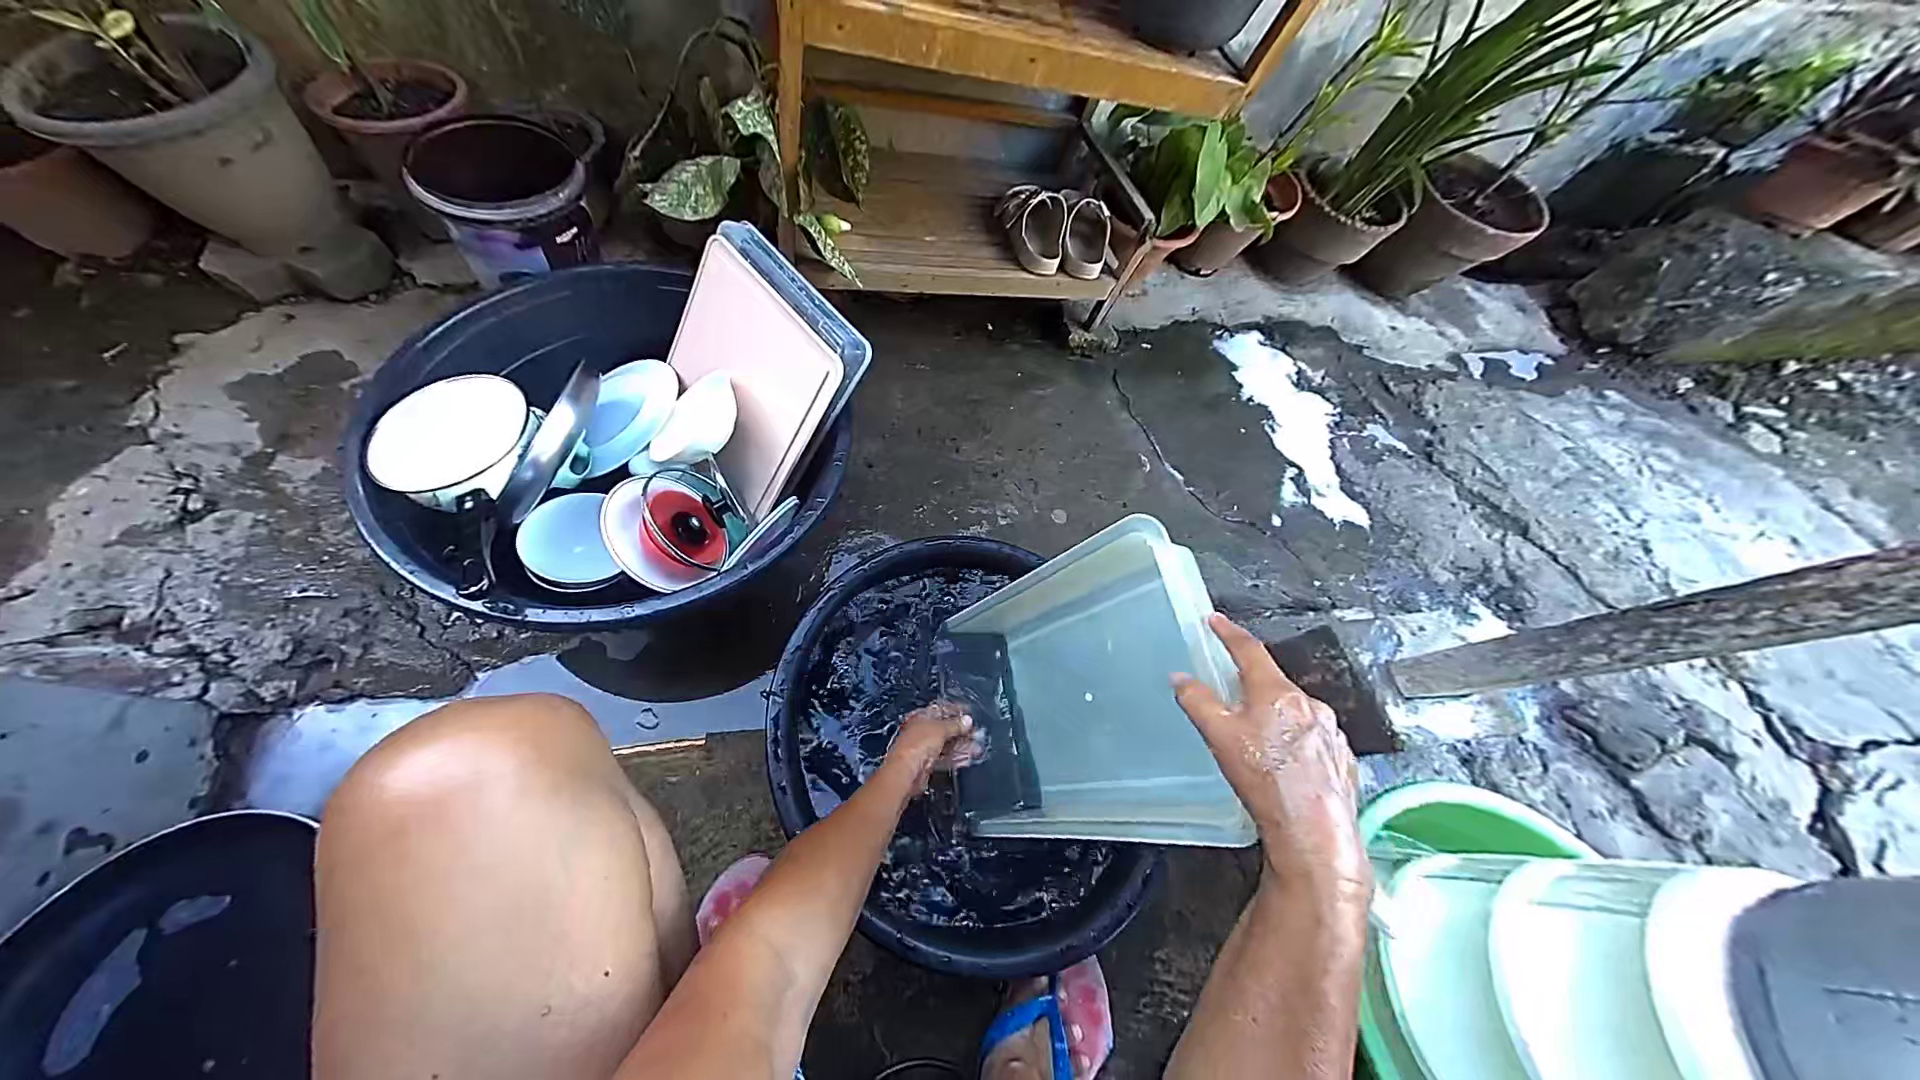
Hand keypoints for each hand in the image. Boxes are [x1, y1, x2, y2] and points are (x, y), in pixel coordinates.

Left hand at [882, 701, 981, 789]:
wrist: (906, 771)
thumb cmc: (916, 744)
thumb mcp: (941, 729)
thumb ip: (956, 725)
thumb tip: (966, 721)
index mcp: (921, 717)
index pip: (941, 709)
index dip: (956, 710)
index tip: (969, 713)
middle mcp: (921, 731)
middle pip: (945, 729)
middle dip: (962, 731)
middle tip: (976, 733)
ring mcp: (923, 748)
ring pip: (946, 745)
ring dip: (962, 746)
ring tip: (977, 748)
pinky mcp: (926, 764)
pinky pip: (944, 759)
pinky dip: (956, 758)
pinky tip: (967, 758)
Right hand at [1172, 614, 1367, 894]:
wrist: (1315, 834)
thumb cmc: (1267, 784)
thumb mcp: (1219, 737)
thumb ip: (1197, 701)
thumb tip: (1181, 679)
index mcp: (1278, 693)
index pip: (1250, 651)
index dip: (1229, 633)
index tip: (1216, 622)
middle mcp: (1310, 706)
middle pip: (1273, 681)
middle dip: (1251, 681)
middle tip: (1230, 688)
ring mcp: (1330, 733)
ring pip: (1294, 711)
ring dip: (1274, 714)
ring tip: (1255, 737)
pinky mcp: (1341, 759)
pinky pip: (1312, 737)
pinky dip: (1293, 740)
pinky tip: (1282, 763)